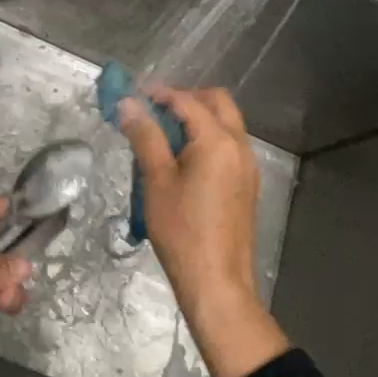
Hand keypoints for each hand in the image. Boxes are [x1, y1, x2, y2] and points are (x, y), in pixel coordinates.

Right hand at [118, 87, 289, 376]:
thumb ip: (145, 136)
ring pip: (226, 124)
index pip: (187, 101)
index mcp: (218, 140)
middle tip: (154, 111)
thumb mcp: (156, 180)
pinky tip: (182, 161)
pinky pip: (229, 146)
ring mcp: (248, 166)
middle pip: (217, 102)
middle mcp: (240, 146)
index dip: (159, 93)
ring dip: (198, 119)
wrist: (217, 283)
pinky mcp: (247, 185)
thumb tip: (129, 104)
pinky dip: (207, 139)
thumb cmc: (182, 231)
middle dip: (185, 99)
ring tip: (163, 136)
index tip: (132, 95)